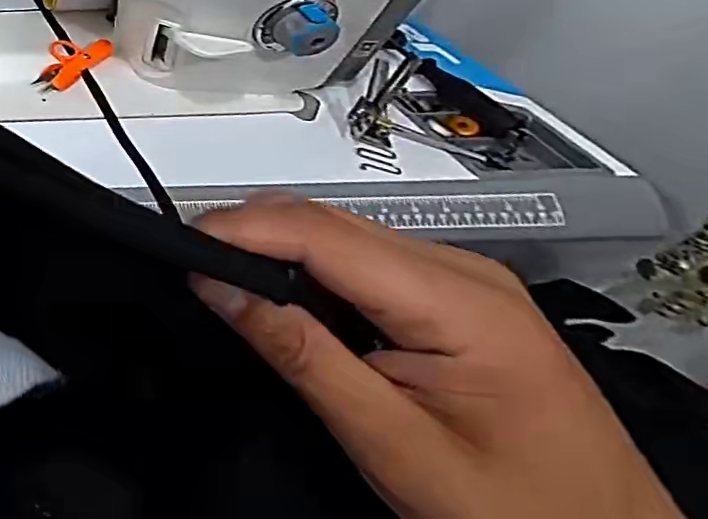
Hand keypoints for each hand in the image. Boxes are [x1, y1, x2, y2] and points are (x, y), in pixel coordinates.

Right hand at [191, 198, 682, 518]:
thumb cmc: (524, 516)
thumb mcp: (396, 446)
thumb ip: (301, 355)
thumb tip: (218, 285)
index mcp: (461, 302)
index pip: (321, 232)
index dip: (241, 229)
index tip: (183, 247)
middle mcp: (461, 270)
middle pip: (325, 218)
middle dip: (249, 232)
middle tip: (196, 268)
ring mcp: (459, 277)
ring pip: (335, 228)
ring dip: (274, 247)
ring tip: (232, 284)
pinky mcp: (449, 291)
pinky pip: (356, 254)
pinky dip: (306, 265)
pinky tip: (288, 298)